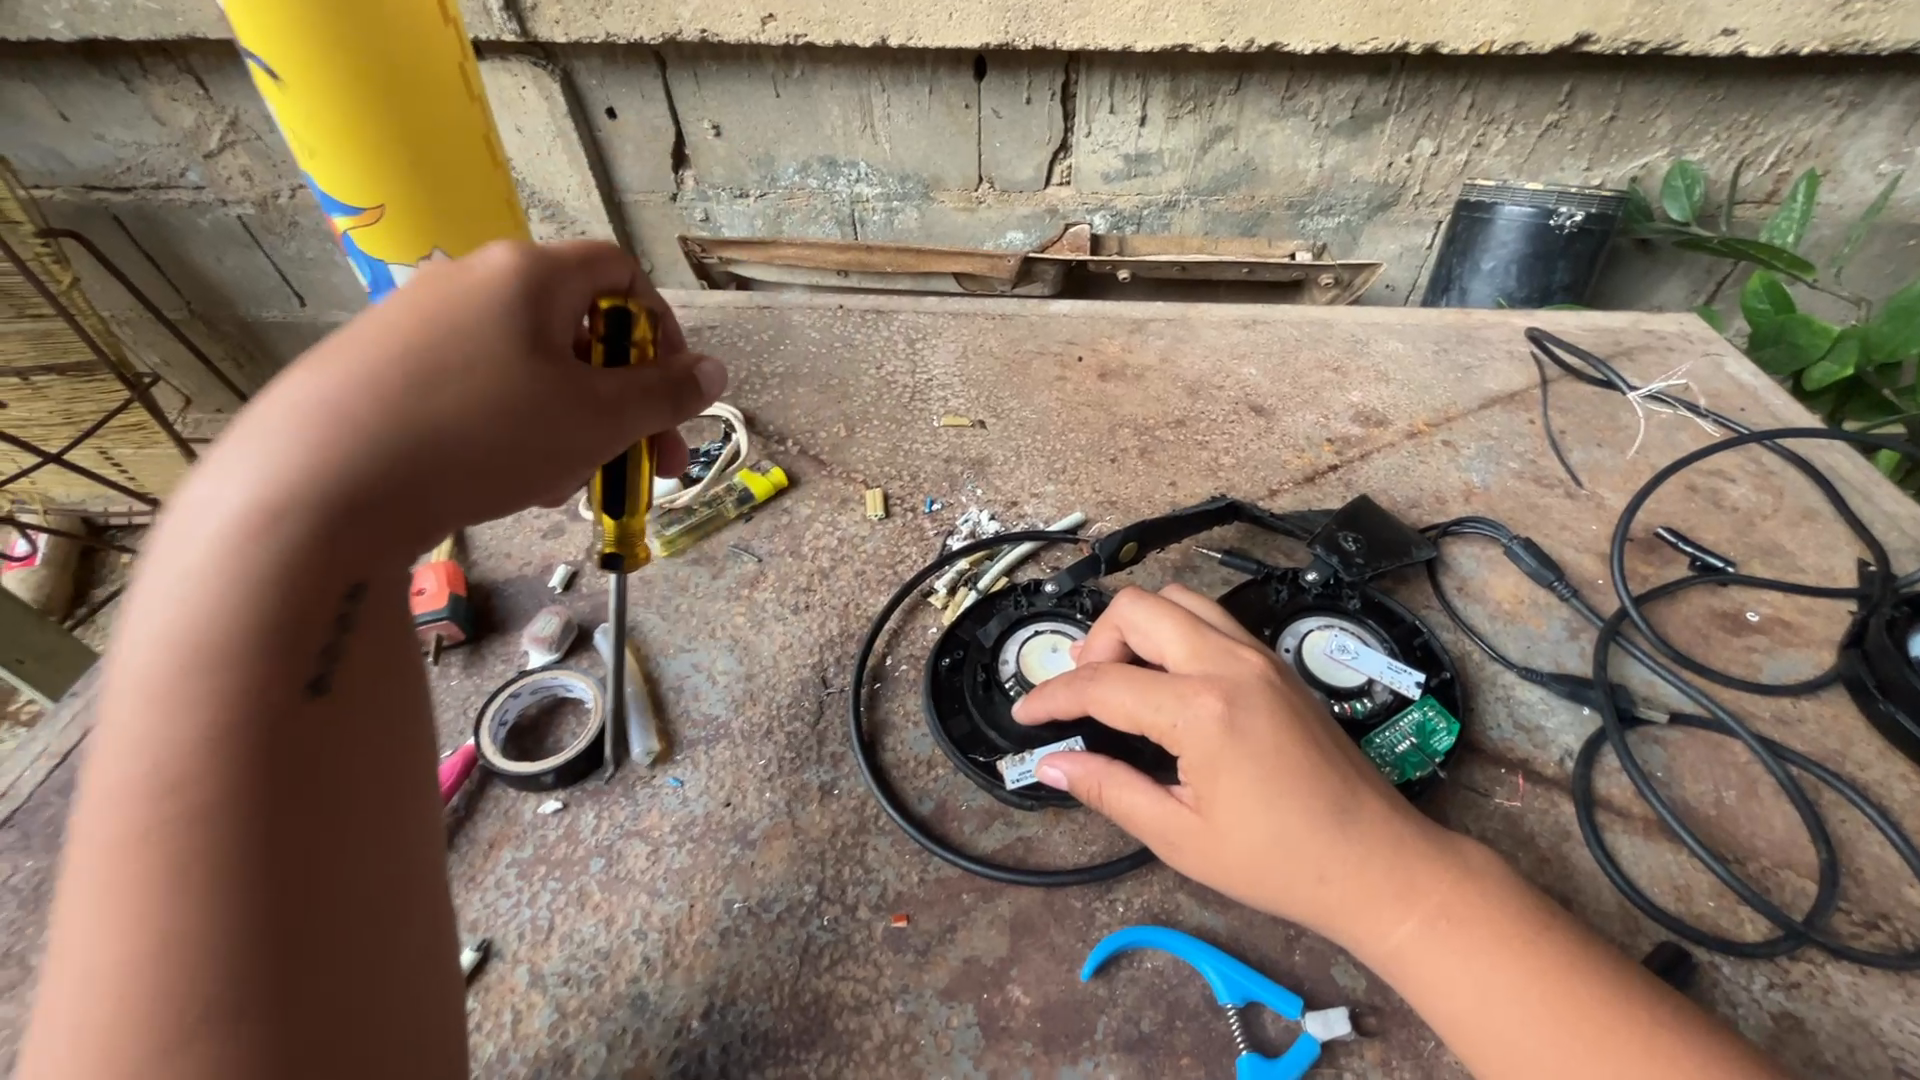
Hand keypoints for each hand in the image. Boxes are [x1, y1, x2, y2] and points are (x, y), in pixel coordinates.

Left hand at [195, 240, 725, 555]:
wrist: (318, 486)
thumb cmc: (485, 434)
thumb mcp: (598, 417)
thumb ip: (668, 393)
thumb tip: (715, 370)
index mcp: (529, 274)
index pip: (622, 274)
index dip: (663, 331)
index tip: (673, 392)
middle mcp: (475, 282)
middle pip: (583, 333)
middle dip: (628, 404)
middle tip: (652, 465)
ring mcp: (423, 325)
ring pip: (536, 371)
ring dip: (578, 427)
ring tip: (570, 484)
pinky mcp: (388, 370)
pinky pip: (484, 390)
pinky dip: (520, 431)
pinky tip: (515, 482)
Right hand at [1012, 585, 1468, 943]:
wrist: (1378, 862)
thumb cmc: (1278, 862)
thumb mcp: (1179, 837)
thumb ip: (1108, 790)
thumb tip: (1051, 763)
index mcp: (1201, 709)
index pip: (1103, 682)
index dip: (1053, 696)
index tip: (1025, 712)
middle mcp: (1228, 663)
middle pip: (1137, 608)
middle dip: (1094, 642)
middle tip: (1083, 692)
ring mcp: (1258, 656)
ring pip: (1177, 599)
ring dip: (1137, 628)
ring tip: (1123, 677)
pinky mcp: (1276, 663)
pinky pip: (1211, 619)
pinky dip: (1174, 632)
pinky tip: (1169, 680)